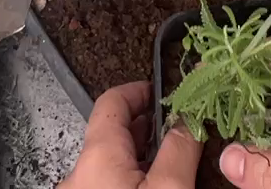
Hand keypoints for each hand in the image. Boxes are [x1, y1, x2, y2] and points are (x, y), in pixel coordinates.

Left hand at [60, 81, 202, 188]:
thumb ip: (180, 148)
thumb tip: (191, 113)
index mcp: (96, 155)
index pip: (112, 100)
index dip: (141, 91)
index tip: (166, 93)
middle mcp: (78, 174)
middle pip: (113, 133)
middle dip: (148, 127)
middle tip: (180, 129)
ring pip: (112, 163)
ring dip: (141, 157)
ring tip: (173, 161)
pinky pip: (107, 184)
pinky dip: (131, 179)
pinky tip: (155, 188)